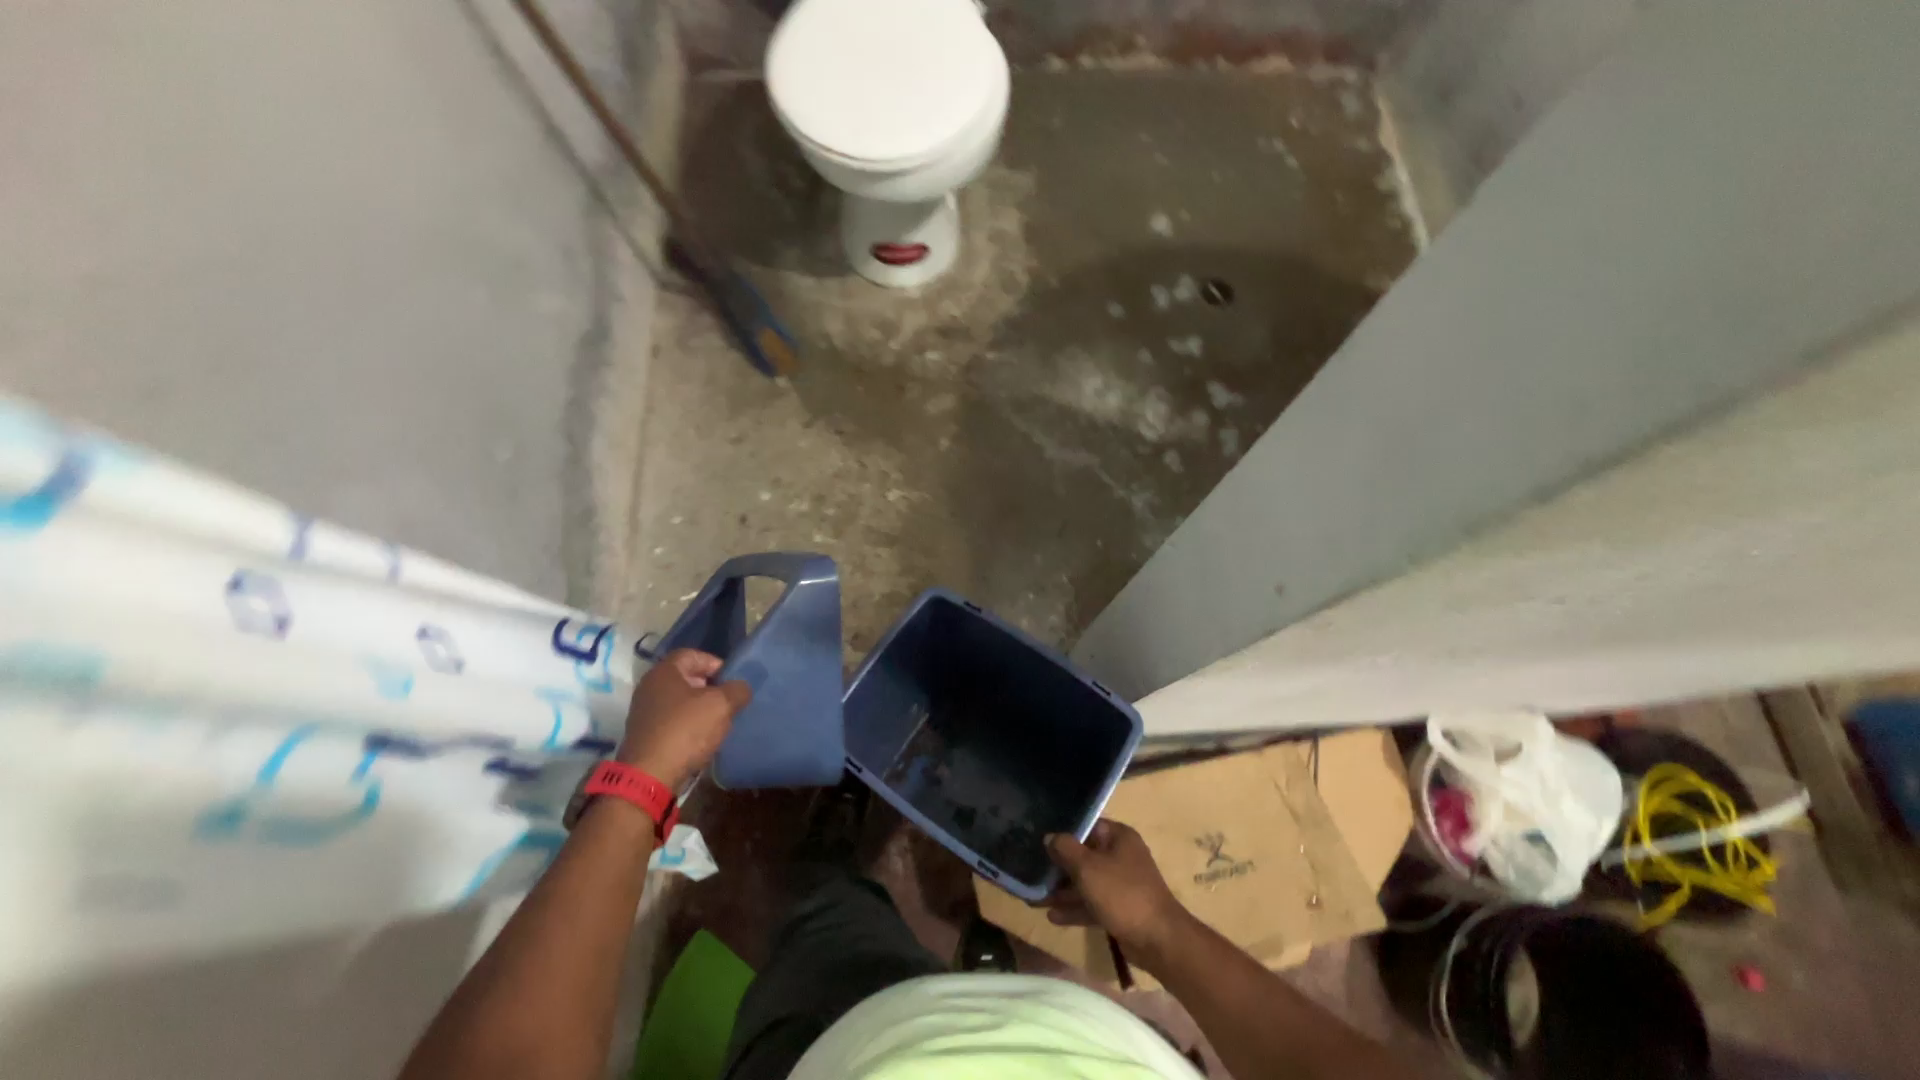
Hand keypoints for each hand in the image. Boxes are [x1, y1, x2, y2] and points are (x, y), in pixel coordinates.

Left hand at [616, 649, 751, 789]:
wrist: (649, 775)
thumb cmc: (685, 730)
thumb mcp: (721, 705)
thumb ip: (737, 690)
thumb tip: (741, 688)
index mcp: (664, 672)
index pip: (691, 654)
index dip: (713, 662)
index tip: (731, 678)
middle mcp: (649, 688)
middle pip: (684, 678)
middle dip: (709, 686)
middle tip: (728, 699)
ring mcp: (644, 712)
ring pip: (678, 701)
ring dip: (699, 708)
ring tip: (719, 721)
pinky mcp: (645, 735)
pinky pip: (672, 721)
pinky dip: (688, 725)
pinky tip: (703, 739)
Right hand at [1044, 819, 1191, 964]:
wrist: (1157, 939)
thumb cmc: (1122, 894)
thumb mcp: (1088, 868)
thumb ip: (1065, 849)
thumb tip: (1050, 837)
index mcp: (1118, 838)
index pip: (1086, 827)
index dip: (1062, 832)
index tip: (1038, 839)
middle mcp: (1120, 856)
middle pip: (1084, 855)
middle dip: (1058, 866)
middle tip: (1031, 870)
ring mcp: (1121, 884)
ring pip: (1086, 882)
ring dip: (1062, 890)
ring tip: (1034, 898)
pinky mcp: (1119, 908)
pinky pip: (1092, 903)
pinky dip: (1074, 908)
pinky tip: (1052, 916)